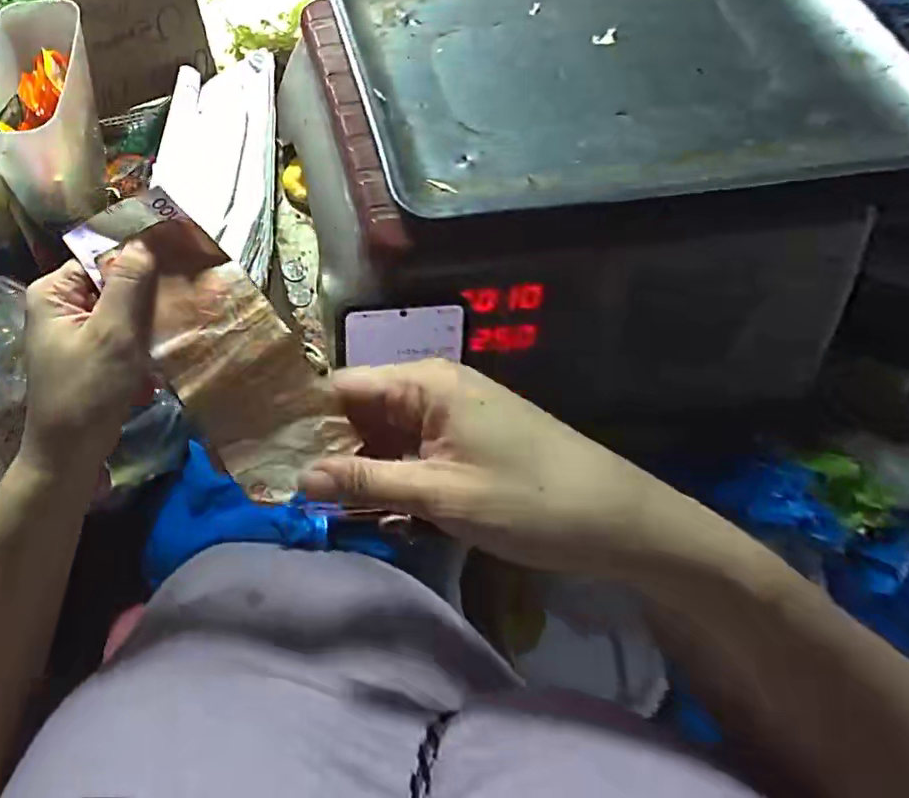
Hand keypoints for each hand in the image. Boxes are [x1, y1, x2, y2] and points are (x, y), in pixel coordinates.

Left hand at [19, 242, 157, 477]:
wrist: (66, 460)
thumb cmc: (86, 393)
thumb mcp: (112, 334)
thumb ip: (128, 284)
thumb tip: (143, 239)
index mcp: (52, 292)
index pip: (100, 257)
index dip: (137, 259)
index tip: (176, 263)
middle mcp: (59, 306)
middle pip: (112, 285)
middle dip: (143, 304)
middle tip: (172, 315)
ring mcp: (72, 333)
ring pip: (121, 314)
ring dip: (143, 333)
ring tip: (154, 356)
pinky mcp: (87, 357)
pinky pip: (119, 339)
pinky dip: (135, 354)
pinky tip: (144, 379)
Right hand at [300, 360, 738, 581]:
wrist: (637, 528)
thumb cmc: (533, 501)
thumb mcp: (441, 495)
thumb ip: (365, 482)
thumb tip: (298, 478)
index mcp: (422, 382)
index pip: (339, 387)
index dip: (303, 417)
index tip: (271, 449)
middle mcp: (429, 385)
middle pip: (356, 410)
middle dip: (330, 450)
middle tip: (300, 490)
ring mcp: (447, 411)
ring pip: (379, 432)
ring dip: (361, 468)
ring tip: (337, 506)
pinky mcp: (461, 435)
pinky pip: (407, 447)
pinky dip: (391, 474)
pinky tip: (383, 508)